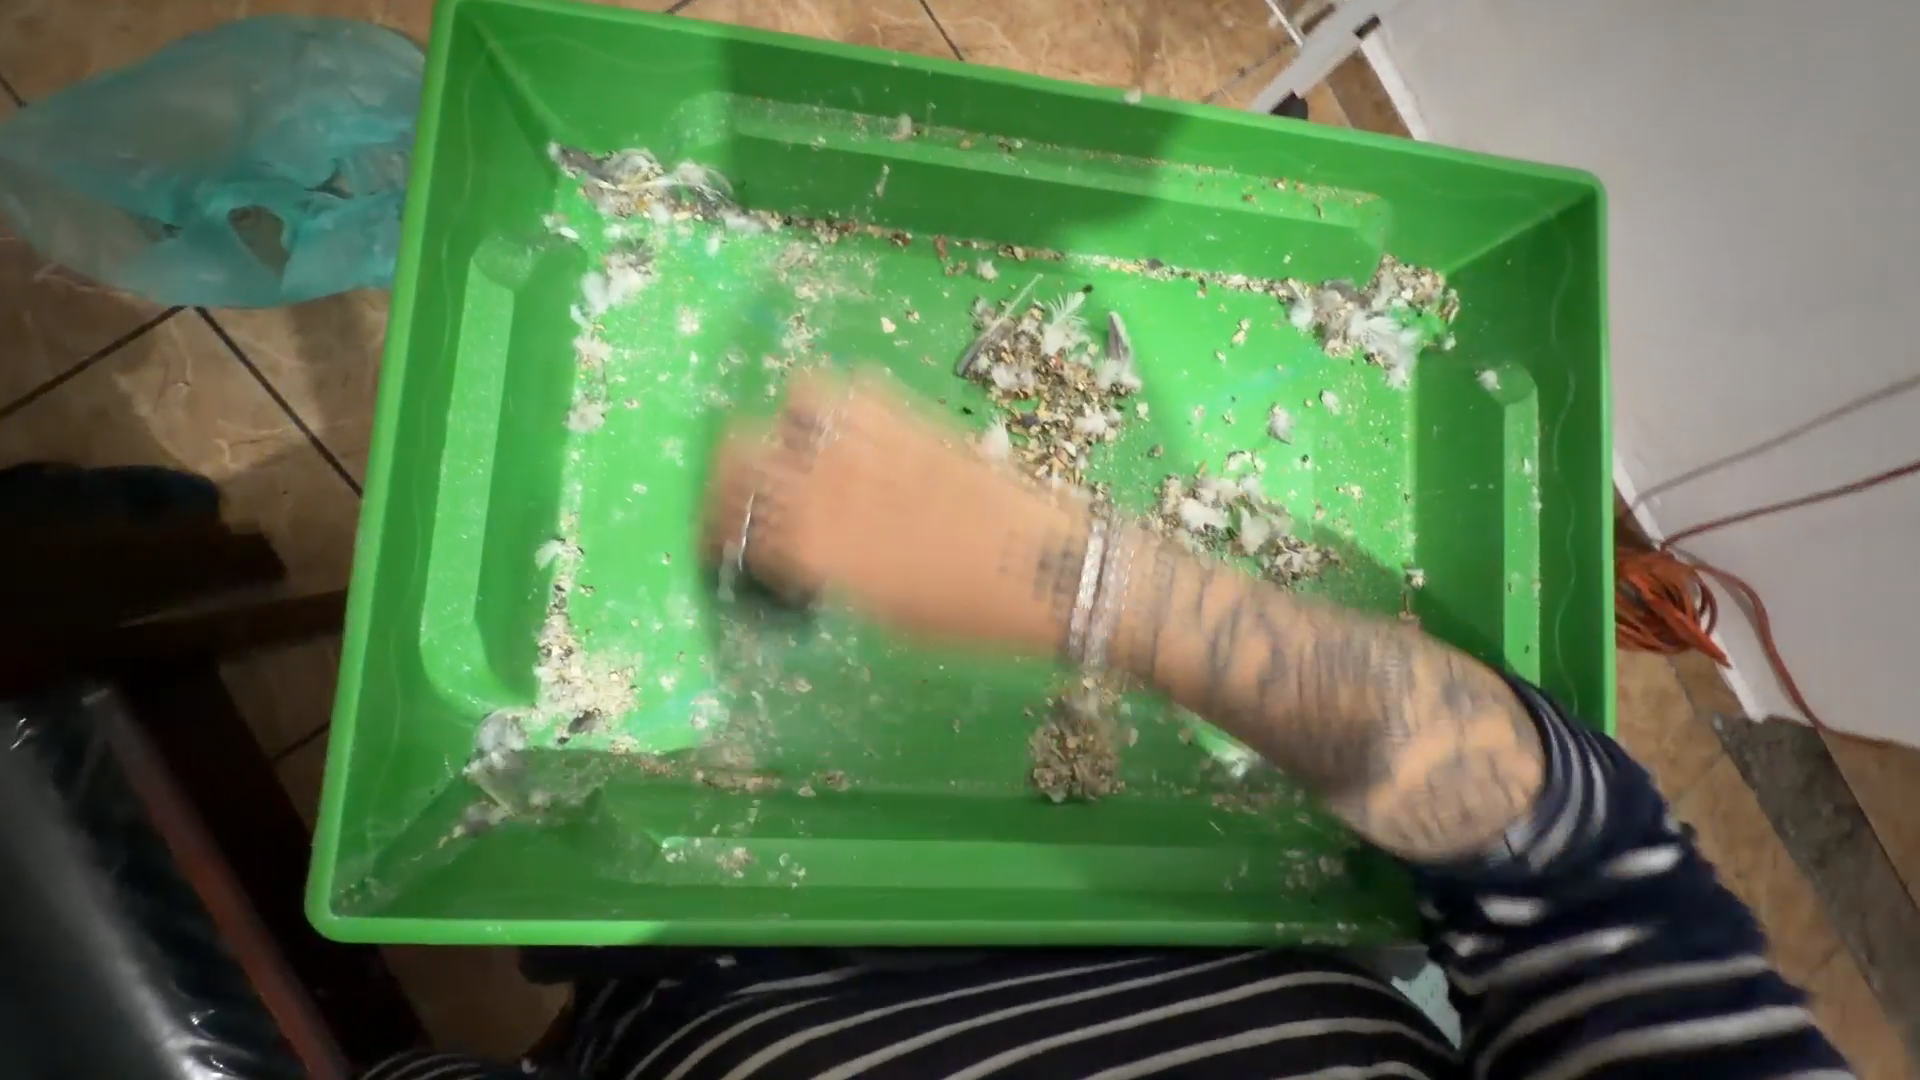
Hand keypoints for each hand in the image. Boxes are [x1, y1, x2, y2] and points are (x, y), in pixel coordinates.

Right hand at [703, 371, 1091, 653]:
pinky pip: (855, 390)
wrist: (1051, 569)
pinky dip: (842, 408)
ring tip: (807, 454)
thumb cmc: (970, 613)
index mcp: (814, 549)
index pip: (733, 524)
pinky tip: (857, 437)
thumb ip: (830, 573)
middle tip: (750, 496)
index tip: (728, 539)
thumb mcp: (884, 614)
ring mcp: (871, 439)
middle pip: (739, 452)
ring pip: (796, 403)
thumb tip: (804, 551)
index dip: (720, 532)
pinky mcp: (912, 414)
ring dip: (787, 427)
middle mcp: (828, 484)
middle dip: (729, 475)